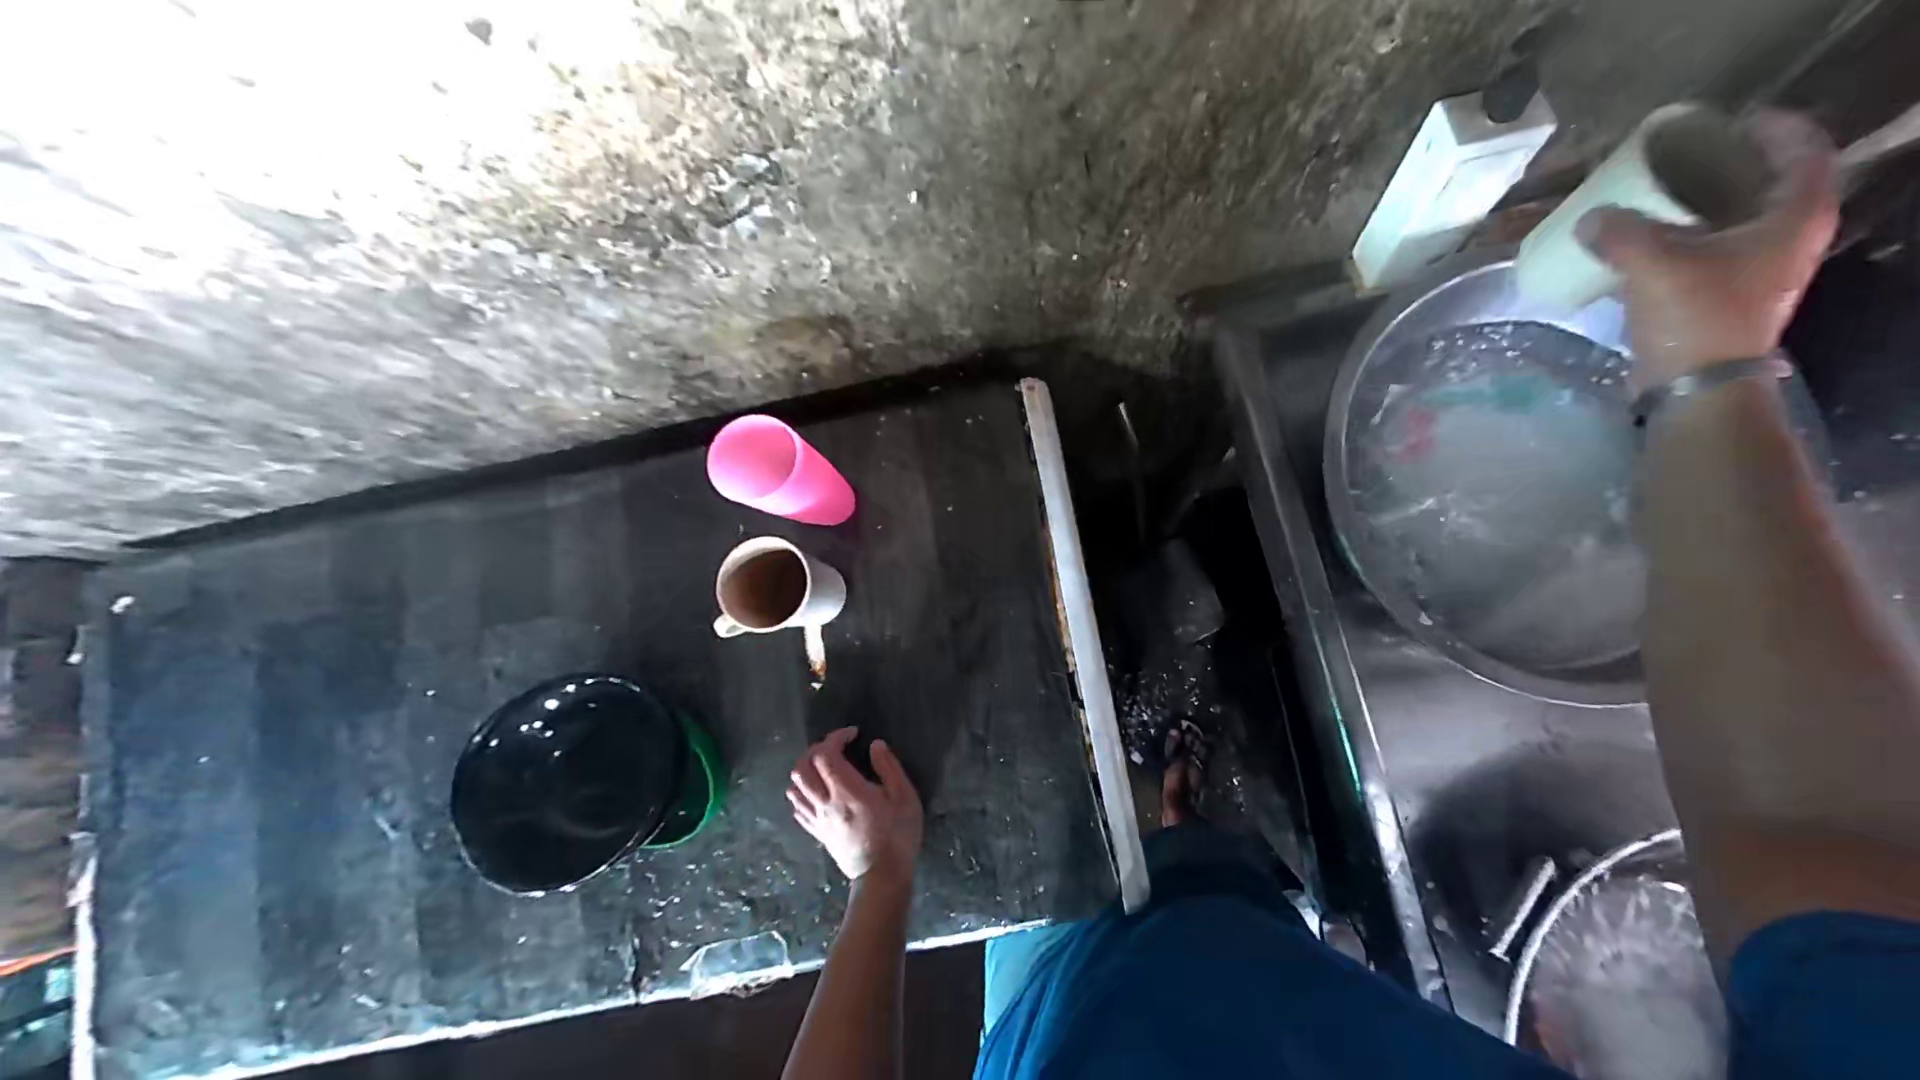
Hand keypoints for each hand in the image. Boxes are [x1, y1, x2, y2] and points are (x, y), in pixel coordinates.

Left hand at [787, 727, 922, 883]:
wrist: (883, 878)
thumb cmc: (898, 834)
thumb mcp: (904, 796)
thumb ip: (888, 766)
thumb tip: (875, 745)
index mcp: (846, 791)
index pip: (826, 754)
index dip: (836, 737)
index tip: (852, 734)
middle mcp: (825, 803)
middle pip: (802, 767)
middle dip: (816, 749)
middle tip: (836, 747)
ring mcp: (818, 820)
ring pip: (795, 787)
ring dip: (805, 769)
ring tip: (824, 766)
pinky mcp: (817, 834)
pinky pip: (797, 808)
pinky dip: (801, 792)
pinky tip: (817, 790)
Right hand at [1578, 110, 1839, 388]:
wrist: (1696, 384)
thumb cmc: (1695, 317)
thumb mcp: (1654, 267)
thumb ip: (1620, 236)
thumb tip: (1591, 218)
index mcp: (1794, 217)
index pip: (1802, 151)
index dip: (1774, 129)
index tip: (1734, 120)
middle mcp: (1787, 238)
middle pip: (1768, 185)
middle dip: (1729, 169)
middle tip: (1687, 159)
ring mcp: (1758, 270)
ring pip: (1735, 222)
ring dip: (1700, 209)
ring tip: (1659, 201)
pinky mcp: (1725, 297)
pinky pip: (1707, 253)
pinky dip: (1681, 242)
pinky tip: (1646, 246)